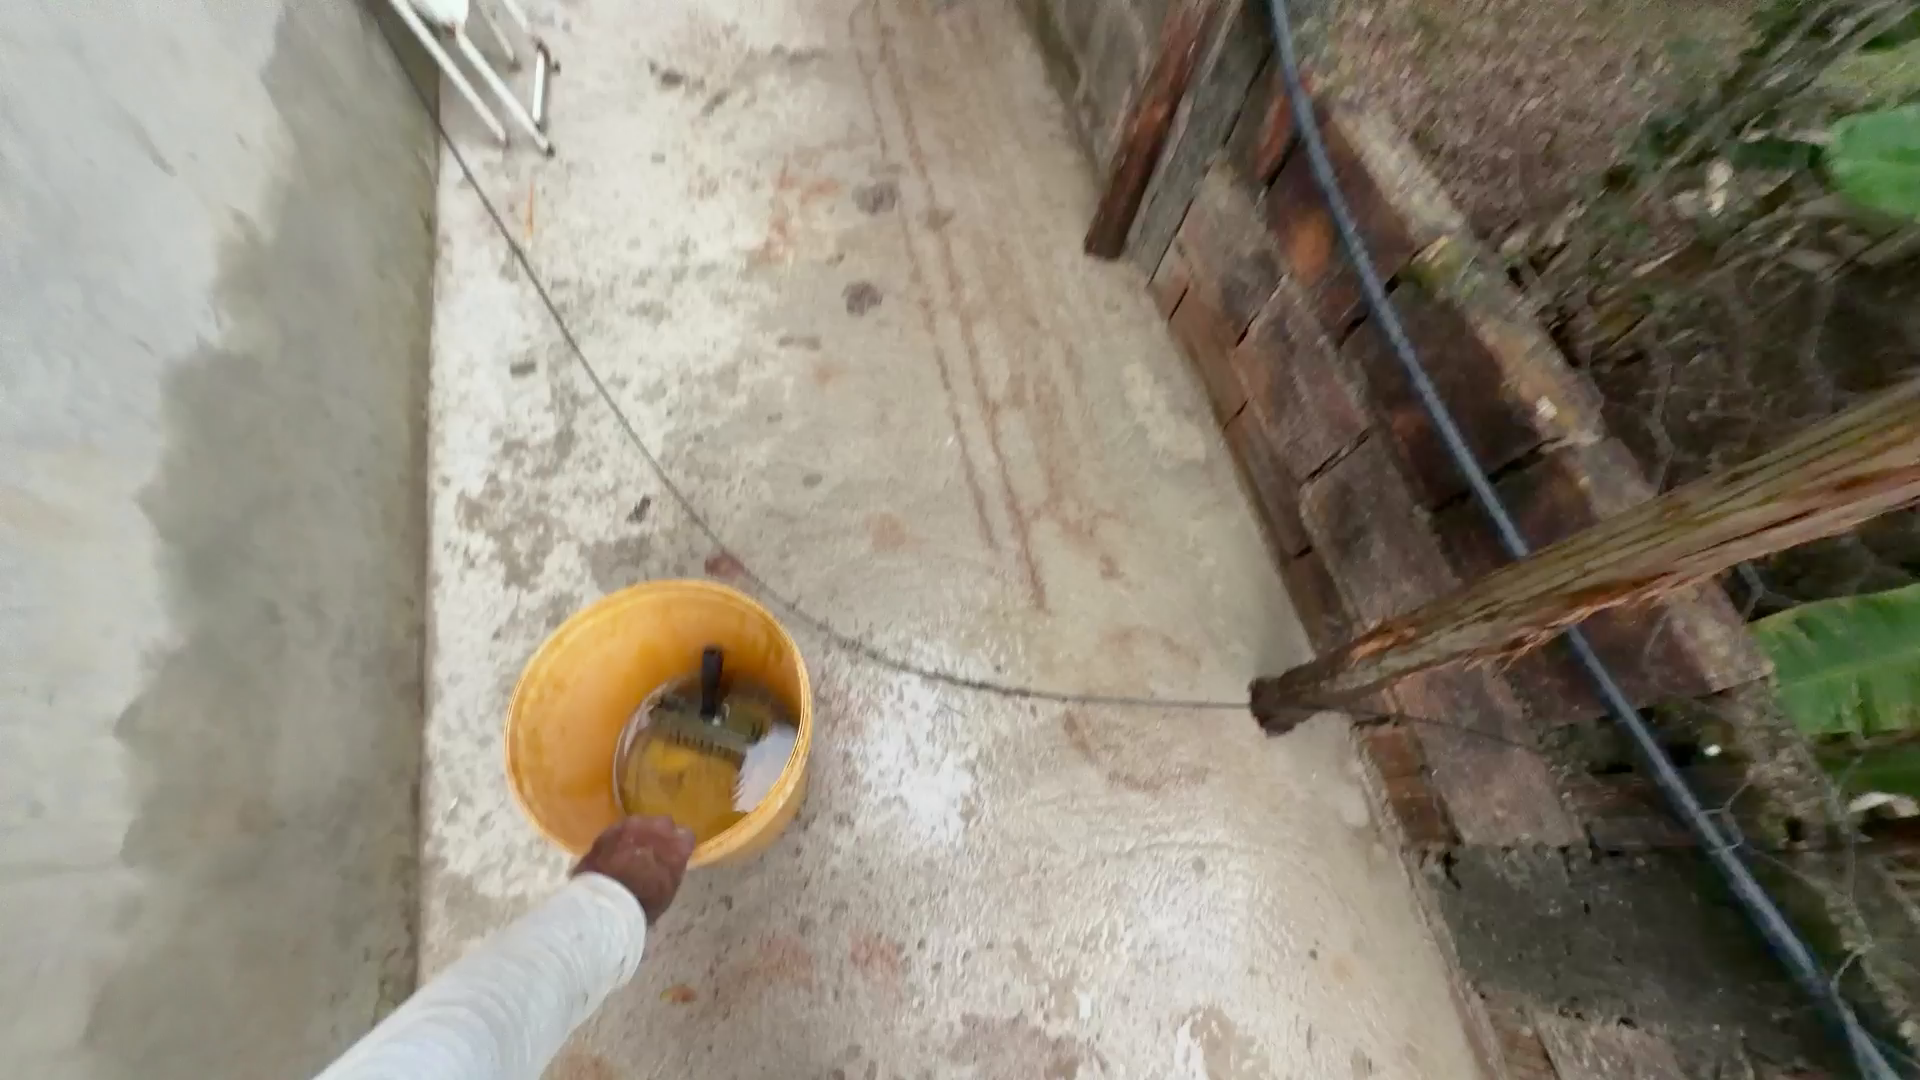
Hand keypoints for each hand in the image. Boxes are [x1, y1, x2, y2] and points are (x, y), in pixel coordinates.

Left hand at [573, 816, 695, 923]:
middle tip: (649, 853)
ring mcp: (635, 825)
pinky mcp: (611, 829)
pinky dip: (617, 840)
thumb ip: (673, 866)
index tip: (670, 856)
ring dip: (637, 835)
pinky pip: (619, 830)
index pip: (685, 836)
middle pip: (663, 824)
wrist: (607, 902)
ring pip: (640, 823)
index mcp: (679, 844)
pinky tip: (611, 854)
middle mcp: (660, 827)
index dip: (676, 846)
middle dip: (658, 836)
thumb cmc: (644, 903)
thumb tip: (669, 862)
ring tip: (627, 852)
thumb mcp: (670, 888)